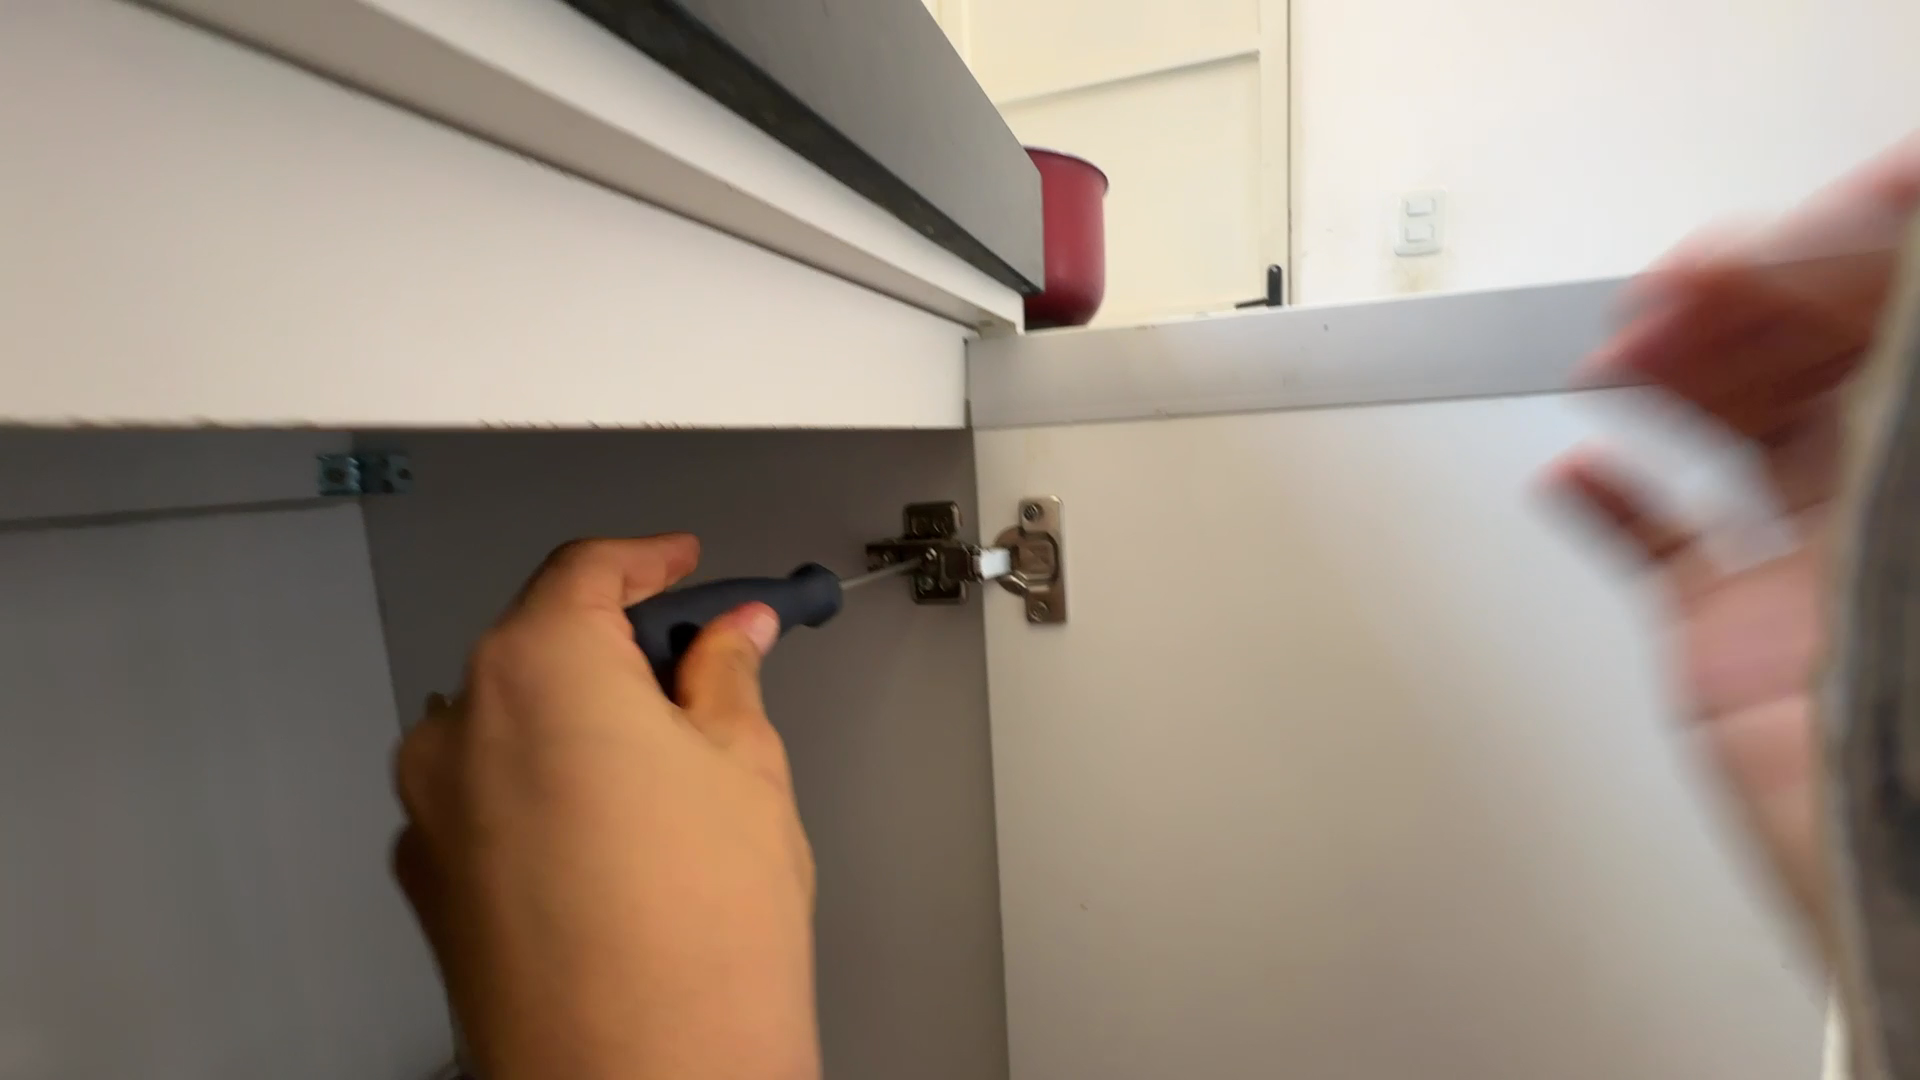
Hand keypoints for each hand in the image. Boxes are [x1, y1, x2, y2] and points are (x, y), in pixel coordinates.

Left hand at [391, 536, 819, 1079]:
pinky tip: (619, 813)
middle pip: (546, 638)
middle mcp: (460, 729)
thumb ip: (728, 672)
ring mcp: (431, 811)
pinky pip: (494, 782)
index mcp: (540, 672)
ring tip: (671, 741)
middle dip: (627, 635)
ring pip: (518, 711)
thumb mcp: (745, 760)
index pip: (585, 572)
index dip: (647, 558)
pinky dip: (553, 764)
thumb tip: (737, 630)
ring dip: (590, 701)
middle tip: (704, 653)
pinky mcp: (432, 880)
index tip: (683, 561)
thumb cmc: (708, 914)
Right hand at [1547, 132, 1919, 954]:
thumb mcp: (1903, 548)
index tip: (1835, 199)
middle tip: (1680, 279)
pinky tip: (1577, 473)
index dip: (1882, 249)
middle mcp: (1904, 509)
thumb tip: (1891, 255)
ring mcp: (1814, 568)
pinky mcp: (1726, 625)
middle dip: (1750, 303)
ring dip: (1668, 379)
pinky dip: (1606, 501)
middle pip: (1832, 359)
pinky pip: (1656, 540)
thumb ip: (1887, 427)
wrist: (1892, 906)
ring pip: (1735, 429)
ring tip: (1619, 353)